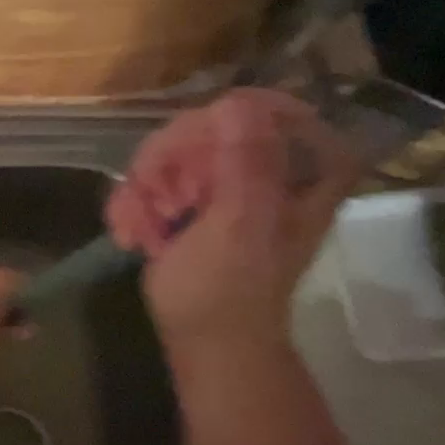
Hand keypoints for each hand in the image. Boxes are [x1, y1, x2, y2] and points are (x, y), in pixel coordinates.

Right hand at [105, 89, 359, 355]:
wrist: (210, 342)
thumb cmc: (227, 291)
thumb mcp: (239, 223)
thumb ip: (244, 161)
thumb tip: (234, 101)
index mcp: (310, 158)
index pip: (246, 109)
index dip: (198, 138)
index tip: (179, 185)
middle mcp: (276, 158)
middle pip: (201, 128)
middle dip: (162, 171)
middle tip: (152, 212)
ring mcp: (235, 178)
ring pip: (172, 154)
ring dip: (142, 194)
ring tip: (139, 234)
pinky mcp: (203, 199)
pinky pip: (158, 179)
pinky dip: (137, 207)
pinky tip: (134, 237)